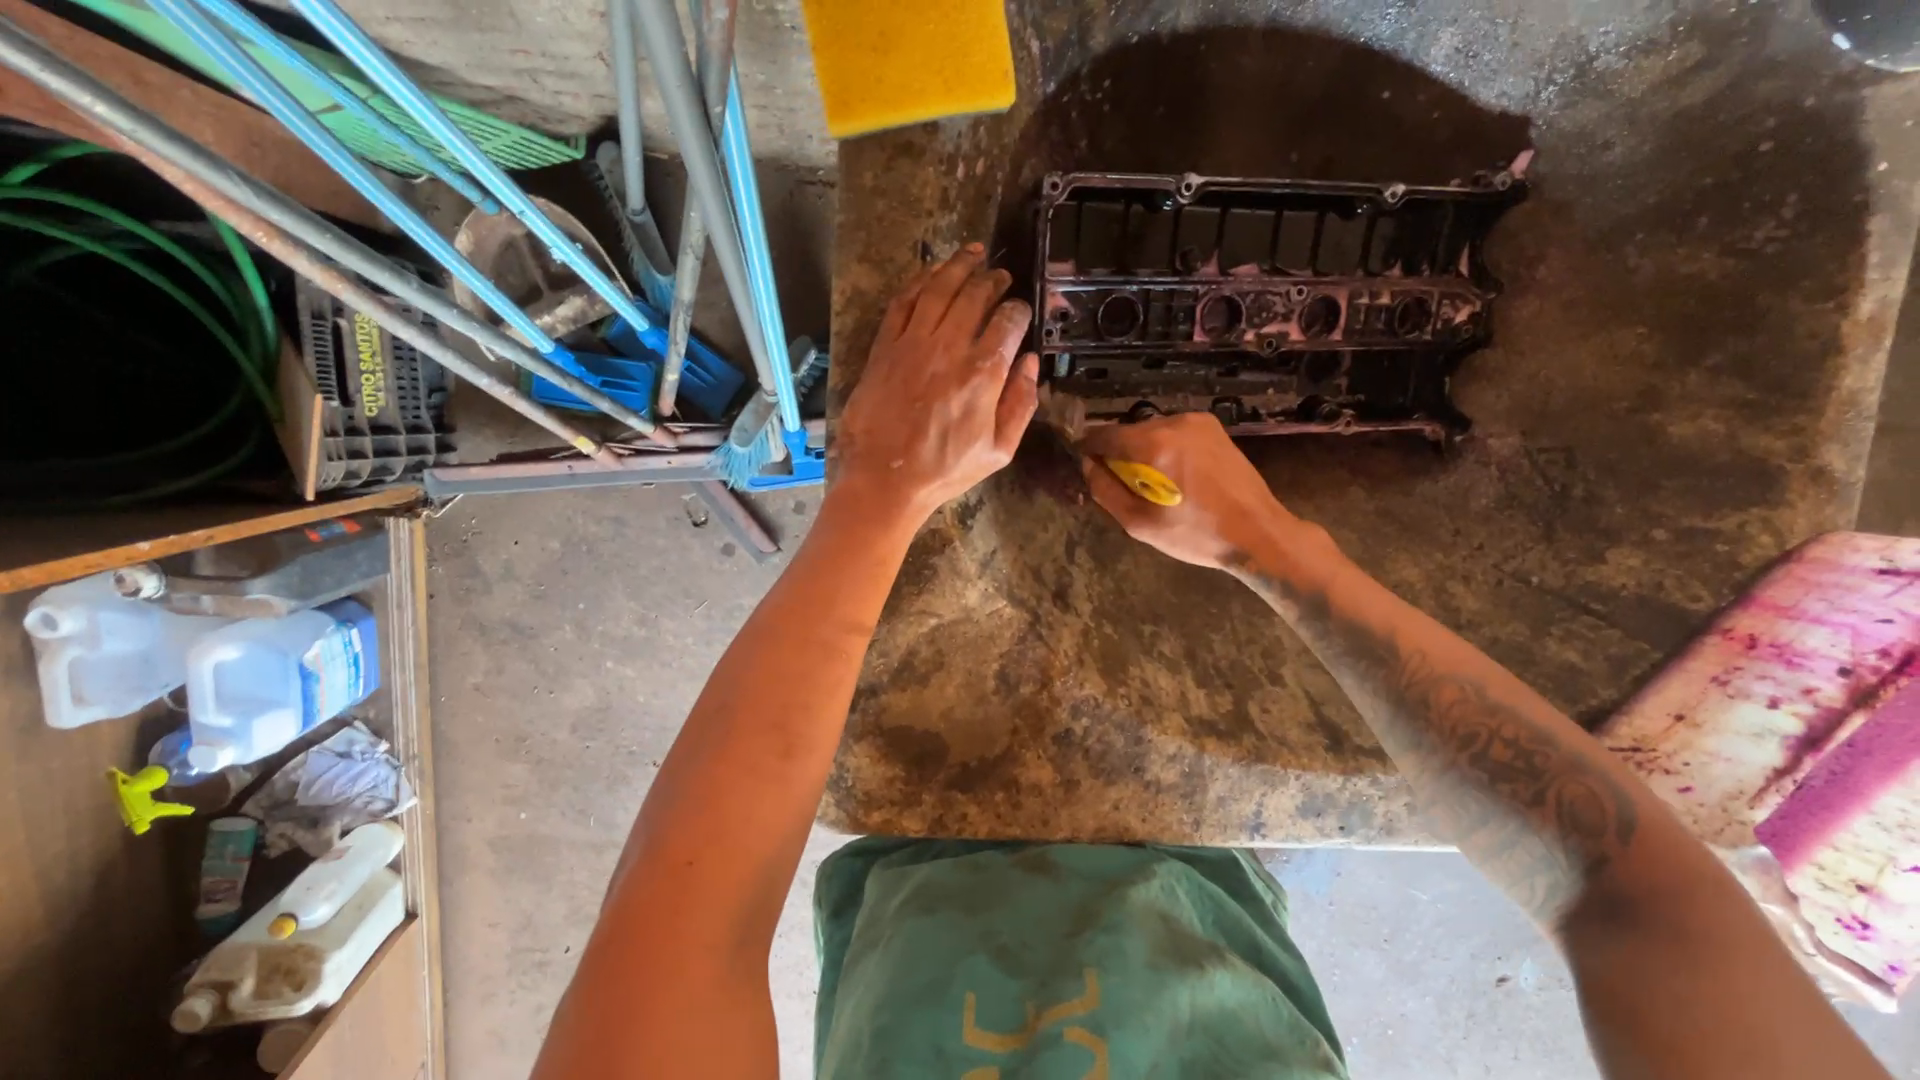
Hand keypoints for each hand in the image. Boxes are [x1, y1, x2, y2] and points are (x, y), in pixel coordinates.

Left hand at [834, 244, 1039, 520]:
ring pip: (939, 288)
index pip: (1009, 322)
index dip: (1019, 311)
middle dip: (993, 280)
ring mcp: (913, 343)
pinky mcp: (885, 347)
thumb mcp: (999, 450)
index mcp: (983, 374)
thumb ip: (1021, 404)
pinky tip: (931, 274)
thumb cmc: (945, 470)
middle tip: (1000, 276)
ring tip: (972, 254)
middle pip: (975, 295)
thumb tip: (1031, 363)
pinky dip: (920, 281)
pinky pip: (903, 301)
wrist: (885, 479)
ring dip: (958, 266)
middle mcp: (949, 348)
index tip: (1021, 312)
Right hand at [1080, 412, 1299, 569]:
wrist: (1258, 533)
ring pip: (1152, 432)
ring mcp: (1198, 422)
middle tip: (1125, 487)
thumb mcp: (1140, 523)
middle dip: (1120, 455)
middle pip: (1129, 432)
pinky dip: (1167, 450)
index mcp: (1153, 444)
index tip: (1086, 467)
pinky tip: (1178, 477)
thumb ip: (1105, 490)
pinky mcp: (1214, 428)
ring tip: (1155, 485)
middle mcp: (1174, 421)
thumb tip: (1086, 466)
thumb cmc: (1196, 534)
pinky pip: (1175, 433)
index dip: (1088, 450)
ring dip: (1144, 452)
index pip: (1103, 434)